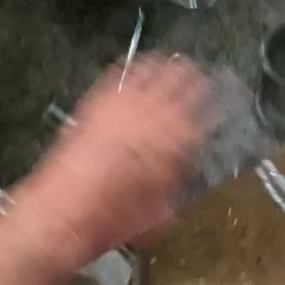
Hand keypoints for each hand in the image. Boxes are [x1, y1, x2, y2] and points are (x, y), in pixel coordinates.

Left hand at [7, 57, 211, 272]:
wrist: (64, 211)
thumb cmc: (114, 219)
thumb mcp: (161, 210)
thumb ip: (178, 180)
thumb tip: (184, 168)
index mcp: (178, 141)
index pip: (208, 111)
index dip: (217, 107)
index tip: (221, 105)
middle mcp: (156, 113)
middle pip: (185, 79)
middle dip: (197, 78)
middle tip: (202, 79)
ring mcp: (125, 101)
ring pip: (156, 67)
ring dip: (169, 66)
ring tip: (176, 65)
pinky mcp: (99, 99)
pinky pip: (123, 71)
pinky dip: (136, 66)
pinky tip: (139, 65)